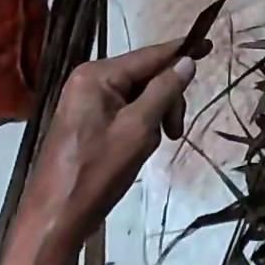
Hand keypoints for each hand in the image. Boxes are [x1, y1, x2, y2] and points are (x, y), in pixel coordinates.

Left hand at [0, 38, 202, 264]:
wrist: (55, 221)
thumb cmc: (96, 173)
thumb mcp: (138, 129)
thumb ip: (164, 91)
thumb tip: (186, 61)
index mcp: (96, 75)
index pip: (149, 55)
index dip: (181, 52)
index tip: (210, 44)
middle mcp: (88, 80)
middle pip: (145, 75)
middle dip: (167, 98)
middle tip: (175, 131)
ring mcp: (85, 101)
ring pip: (138, 94)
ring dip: (156, 114)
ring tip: (158, 143)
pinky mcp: (87, 121)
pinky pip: (125, 110)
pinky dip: (141, 124)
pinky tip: (142, 145)